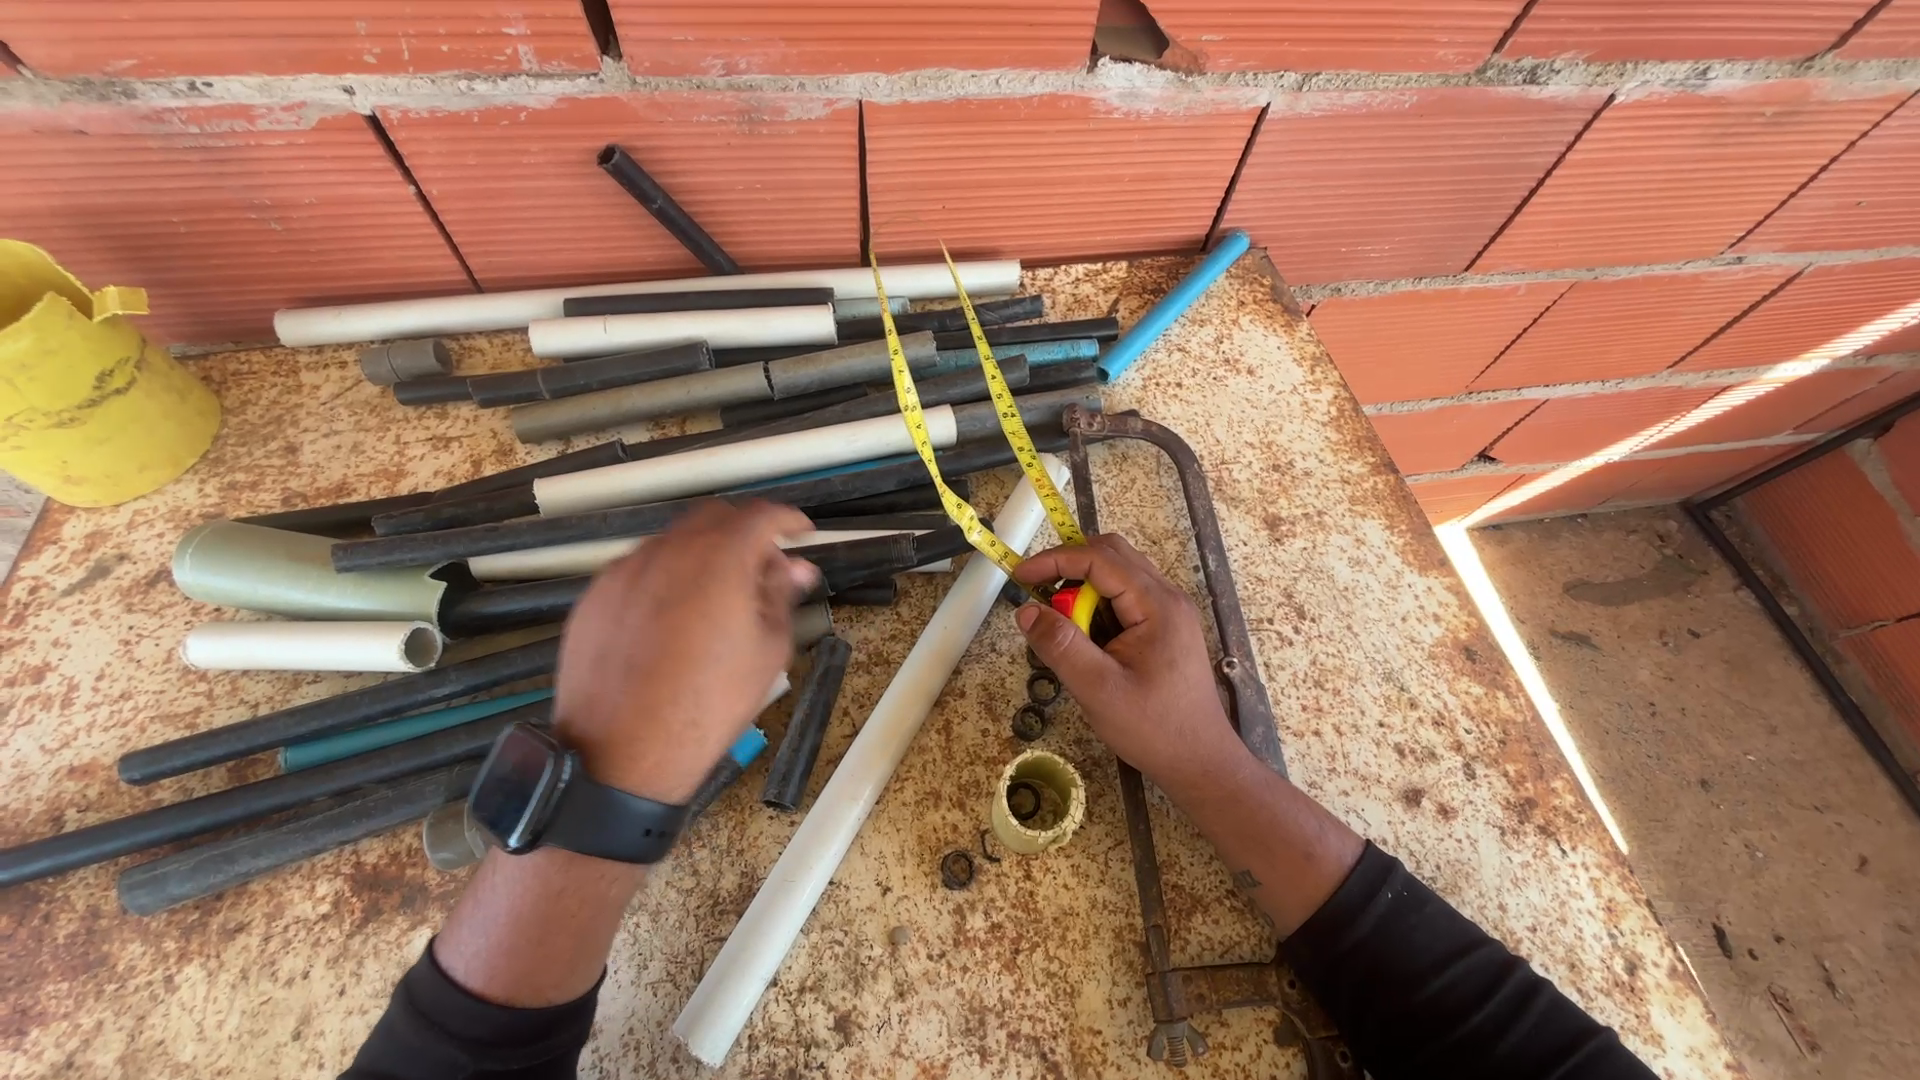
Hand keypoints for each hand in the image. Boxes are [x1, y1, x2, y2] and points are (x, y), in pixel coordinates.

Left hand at [552, 500, 819, 803]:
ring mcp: (624, 570)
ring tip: (717, 600)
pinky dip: (666, 578)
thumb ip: (781, 596)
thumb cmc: (709, 704)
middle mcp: (668, 550)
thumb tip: (796, 567)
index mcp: (719, 558)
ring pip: (673, 542)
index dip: (788, 520)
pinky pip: (640, 571)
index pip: (761, 515)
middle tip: (762, 568)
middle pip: (714, 517)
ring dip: (703, 554)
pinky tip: (673, 620)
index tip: (801, 533)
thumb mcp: (767, 651)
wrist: (622, 754)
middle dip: (744, 532)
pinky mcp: (594, 597)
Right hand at [1013, 534, 1249, 795]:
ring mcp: (1169, 612)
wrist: (1200, 761)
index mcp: (1156, 605)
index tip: (1020, 575)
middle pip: (1112, 554)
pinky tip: (1085, 637)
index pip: (1100, 559)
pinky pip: (1125, 596)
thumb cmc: (1153, 728)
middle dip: (1069, 567)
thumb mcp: (1098, 690)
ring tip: (1060, 623)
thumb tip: (1026, 611)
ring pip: (1118, 573)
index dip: (1055, 560)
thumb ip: (1061, 646)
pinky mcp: (1165, 628)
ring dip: (1082, 587)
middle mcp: (1167, 598)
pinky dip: (1097, 603)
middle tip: (1038, 594)